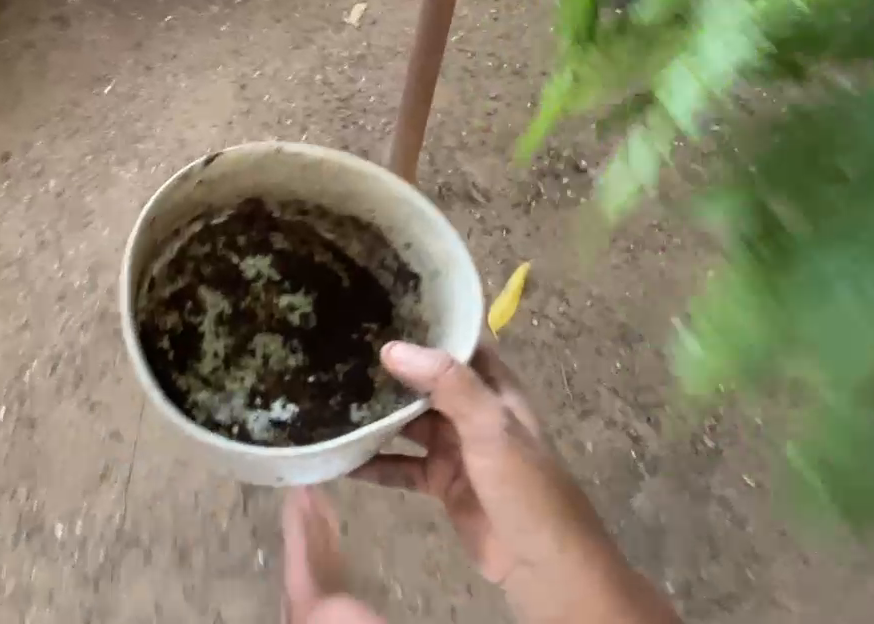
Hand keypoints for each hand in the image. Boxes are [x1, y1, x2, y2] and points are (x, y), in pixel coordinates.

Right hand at [353, 344, 677, 623]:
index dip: (422, 323)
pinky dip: (371, 461)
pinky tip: (338, 454)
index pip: (455, 342)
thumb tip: (390, 347)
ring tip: (327, 393)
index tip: (377, 304)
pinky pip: (398, 465)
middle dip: (386, 367)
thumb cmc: (525, 488)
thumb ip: (446, 383)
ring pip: (405, 421)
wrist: (546, 570)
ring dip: (374, 413)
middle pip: (422, 380)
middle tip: (337, 344)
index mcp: (492, 388)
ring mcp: (454, 446)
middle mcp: (470, 410)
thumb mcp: (491, 427)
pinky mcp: (439, 481)